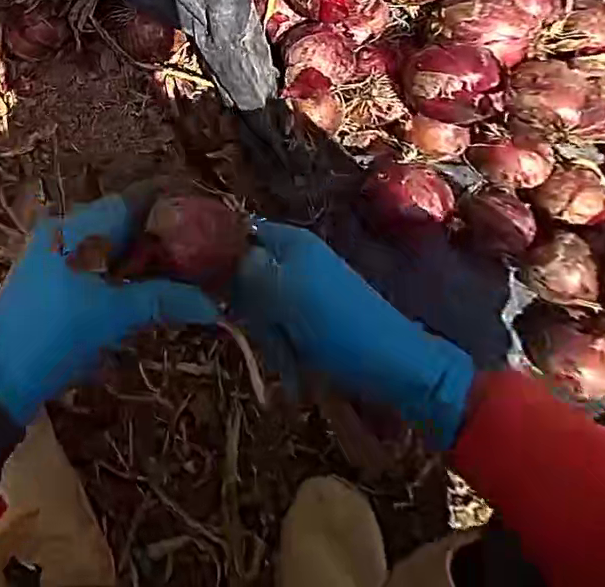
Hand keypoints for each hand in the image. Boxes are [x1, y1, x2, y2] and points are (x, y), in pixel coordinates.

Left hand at [0, 194, 220, 425]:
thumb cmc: (57, 335)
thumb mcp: (116, 316)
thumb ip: (165, 300)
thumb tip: (213, 304)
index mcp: (83, 225)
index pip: (138, 198)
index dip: (172, 204)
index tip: (201, 220)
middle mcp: (67, 225)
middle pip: (126, 217)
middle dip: (159, 235)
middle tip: (191, 255)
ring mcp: (53, 246)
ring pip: (108, 237)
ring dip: (138, 253)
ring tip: (168, 275)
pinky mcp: (47, 268)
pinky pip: (91, 254)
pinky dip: (116, 266)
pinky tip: (134, 289)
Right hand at [232, 220, 473, 448]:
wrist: (395, 366)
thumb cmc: (338, 324)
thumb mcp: (284, 293)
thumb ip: (246, 270)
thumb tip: (214, 255)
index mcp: (291, 242)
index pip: (240, 233)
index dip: (221, 257)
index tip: (210, 288)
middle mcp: (296, 259)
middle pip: (247, 275)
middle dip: (250, 308)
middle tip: (264, 332)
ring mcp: (305, 290)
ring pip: (261, 308)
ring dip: (268, 337)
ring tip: (288, 357)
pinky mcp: (313, 319)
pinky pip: (282, 330)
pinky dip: (285, 350)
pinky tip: (297, 370)